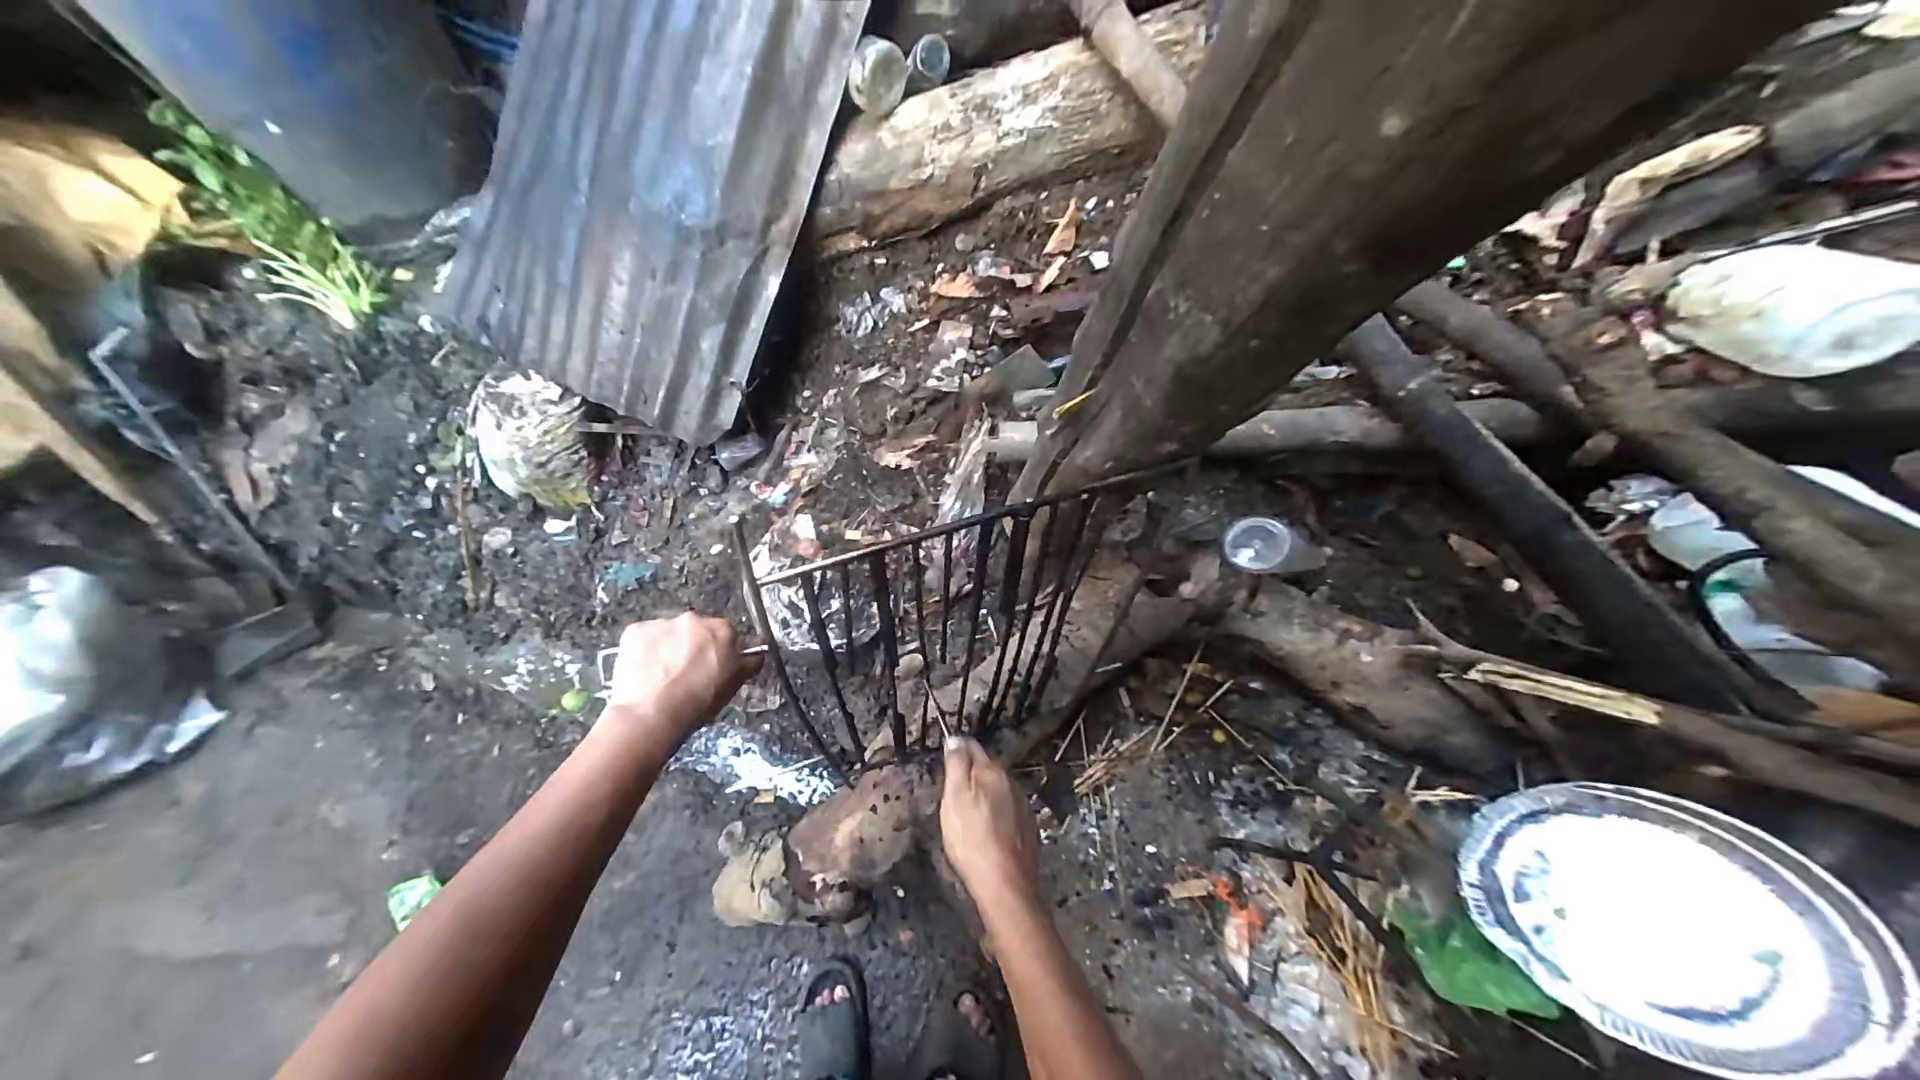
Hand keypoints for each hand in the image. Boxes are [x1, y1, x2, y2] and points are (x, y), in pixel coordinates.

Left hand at [604, 614, 756, 741]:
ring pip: (669, 633)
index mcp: (723, 630)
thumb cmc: (698, 703)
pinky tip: (644, 671)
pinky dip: (645, 650)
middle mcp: (694, 619)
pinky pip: (644, 638)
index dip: (719, 652)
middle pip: (696, 630)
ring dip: (669, 647)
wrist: (650, 714)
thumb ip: (747, 664)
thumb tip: (756, 655)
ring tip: (661, 675)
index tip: (712, 668)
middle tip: (686, 672)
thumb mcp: (733, 686)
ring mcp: (662, 623)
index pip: (726, 635)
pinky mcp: (635, 630)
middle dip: (693, 646)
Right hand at [940, 735, 1041, 908]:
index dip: (957, 750)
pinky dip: (996, 814)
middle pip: (987, 769)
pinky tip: (988, 831)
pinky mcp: (1028, 827)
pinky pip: (1008, 811)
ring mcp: (1023, 805)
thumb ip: (956, 765)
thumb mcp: (954, 798)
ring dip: (985, 796)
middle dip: (971, 776)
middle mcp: (1012, 782)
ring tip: (968, 816)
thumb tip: (955, 738)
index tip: (945, 760)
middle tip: (952, 794)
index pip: (973, 747)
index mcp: (993, 771)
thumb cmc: (972, 839)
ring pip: (998, 790)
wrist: (1006, 884)